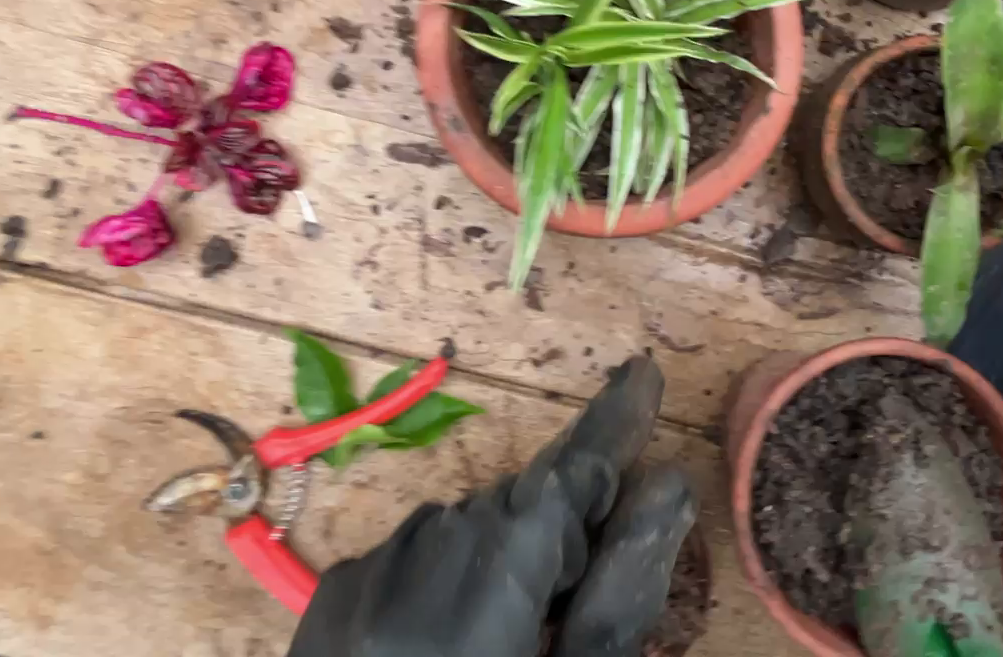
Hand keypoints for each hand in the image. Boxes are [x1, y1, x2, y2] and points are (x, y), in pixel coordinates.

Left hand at [287, 356, 697, 656]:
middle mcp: (421, 551)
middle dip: (563, 517)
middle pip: (519, 498)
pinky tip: (455, 634)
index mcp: (489, 580)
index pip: (568, 474)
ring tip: (515, 627)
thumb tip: (667, 486)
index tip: (642, 372)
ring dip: (506, 547)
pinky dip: (453, 569)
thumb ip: (619, 594)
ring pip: (469, 520)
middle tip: (580, 580)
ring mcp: (370, 569)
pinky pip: (417, 550)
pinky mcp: (335, 594)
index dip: (612, 425)